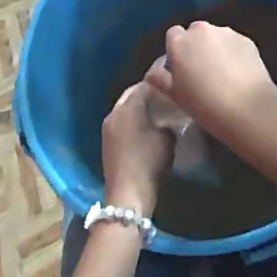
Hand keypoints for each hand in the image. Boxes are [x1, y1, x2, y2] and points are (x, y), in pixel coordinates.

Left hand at [101, 83, 174, 216]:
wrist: (128, 194)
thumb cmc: (149, 162)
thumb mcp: (167, 138)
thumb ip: (167, 121)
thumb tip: (167, 117)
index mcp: (127, 108)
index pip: (143, 85)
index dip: (157, 82)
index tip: (170, 81)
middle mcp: (113, 113)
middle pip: (130, 95)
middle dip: (146, 93)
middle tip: (163, 94)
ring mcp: (107, 128)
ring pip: (124, 109)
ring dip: (137, 107)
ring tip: (156, 109)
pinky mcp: (106, 142)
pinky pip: (120, 122)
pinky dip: (131, 119)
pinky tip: (144, 126)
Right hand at [145, 23, 275, 138]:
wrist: (247, 108)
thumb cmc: (204, 103)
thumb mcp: (176, 95)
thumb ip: (161, 80)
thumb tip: (151, 74)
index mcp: (180, 42)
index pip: (173, 35)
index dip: (177, 49)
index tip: (182, 66)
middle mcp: (202, 31)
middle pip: (195, 32)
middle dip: (196, 45)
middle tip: (201, 69)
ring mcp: (226, 33)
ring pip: (216, 36)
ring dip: (216, 47)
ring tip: (223, 71)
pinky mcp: (247, 40)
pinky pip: (234, 43)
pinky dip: (234, 52)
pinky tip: (238, 72)